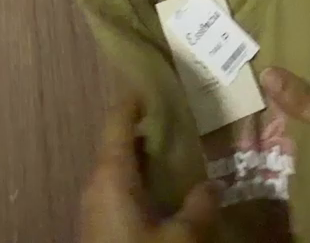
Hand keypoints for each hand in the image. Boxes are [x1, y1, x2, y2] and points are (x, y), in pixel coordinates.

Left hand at [80, 96, 219, 242]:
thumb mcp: (181, 237)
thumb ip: (201, 205)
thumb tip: (215, 184)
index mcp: (111, 172)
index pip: (119, 118)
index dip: (138, 97)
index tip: (160, 82)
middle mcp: (97, 181)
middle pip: (122, 140)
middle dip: (150, 128)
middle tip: (181, 120)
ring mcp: (95, 203)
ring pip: (122, 166)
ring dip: (147, 156)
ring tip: (178, 153)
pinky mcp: (99, 223)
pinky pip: (120, 188)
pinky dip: (141, 178)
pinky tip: (164, 190)